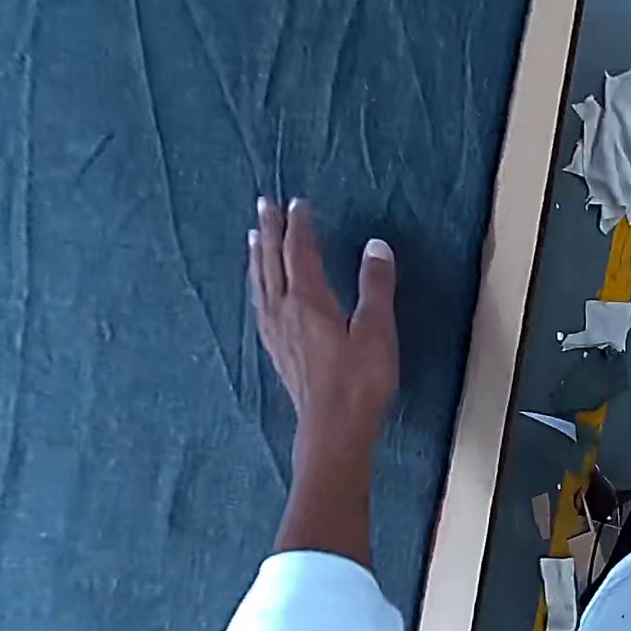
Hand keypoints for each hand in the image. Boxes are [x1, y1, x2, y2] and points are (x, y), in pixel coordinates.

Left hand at [248, 197, 397, 460]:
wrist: (333, 428)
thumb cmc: (359, 380)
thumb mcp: (376, 330)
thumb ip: (375, 286)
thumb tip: (376, 246)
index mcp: (309, 301)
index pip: (300, 253)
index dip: (300, 227)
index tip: (298, 203)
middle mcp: (285, 311)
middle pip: (273, 263)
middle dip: (271, 232)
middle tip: (264, 205)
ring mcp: (277, 333)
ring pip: (261, 284)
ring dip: (259, 257)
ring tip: (254, 238)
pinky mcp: (278, 352)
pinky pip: (261, 307)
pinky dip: (258, 287)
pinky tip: (260, 292)